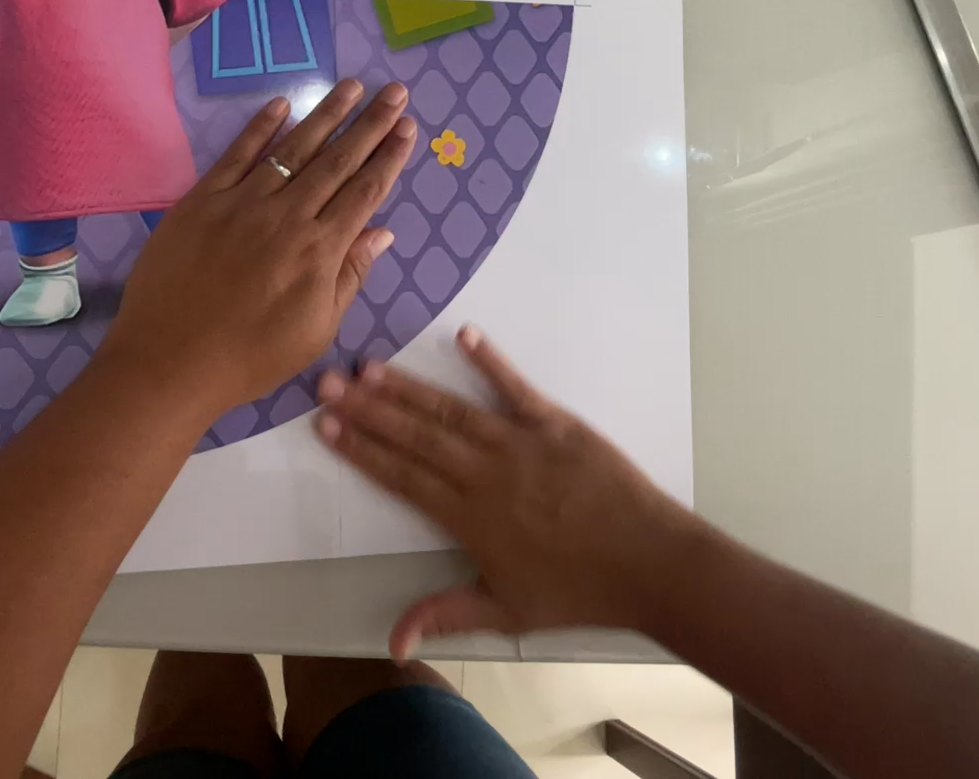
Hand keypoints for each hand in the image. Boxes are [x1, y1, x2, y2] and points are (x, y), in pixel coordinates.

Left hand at [103, 80, 418, 415]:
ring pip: (293, 149)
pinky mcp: (203, 200)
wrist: (171, 361)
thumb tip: (383, 231)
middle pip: (337, 161)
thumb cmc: (251, 356)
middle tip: (394, 92)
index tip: (408, 128)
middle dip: (370, 124)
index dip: (389, 158)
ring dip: (326, 115)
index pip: (365, 192)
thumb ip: (350, 276)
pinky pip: (237, 155)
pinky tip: (282, 104)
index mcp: (320, 250)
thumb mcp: (316, 330)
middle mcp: (288, 216)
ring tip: (352, 86)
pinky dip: (260, 127)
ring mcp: (243, 202)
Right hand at [316, 326, 707, 658]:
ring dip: (408, 388)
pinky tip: (465, 335)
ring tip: (370, 367)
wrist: (653, 566)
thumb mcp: (508, 612)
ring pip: (451, 410)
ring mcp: (519, 442)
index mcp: (469, 517)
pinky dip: (492, 361)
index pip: (401, 476)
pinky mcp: (554, 423)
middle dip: (367, 409)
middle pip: (415, 436)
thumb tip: (392, 642)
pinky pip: (517, 388)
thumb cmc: (578, 590)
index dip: (361, 449)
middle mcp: (485, 473)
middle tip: (328, 382)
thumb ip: (446, 613)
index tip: (326, 425)